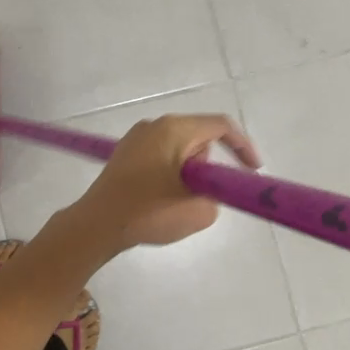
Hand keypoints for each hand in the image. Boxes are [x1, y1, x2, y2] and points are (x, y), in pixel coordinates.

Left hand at [70, 114, 261, 250]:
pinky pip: (160, 157)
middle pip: (198, 136)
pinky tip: (162, 200)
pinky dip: (170, 173)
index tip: (252, 172)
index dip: (243, 147)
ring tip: (178, 202)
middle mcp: (154, 125)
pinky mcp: (124, 154)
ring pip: (178, 149)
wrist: (97, 224)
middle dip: (209, 164)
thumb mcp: (199, 209)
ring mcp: (135, 138)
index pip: (220, 126)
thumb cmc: (149, 212)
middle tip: (206, 194)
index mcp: (174, 129)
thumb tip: (203, 187)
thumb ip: (216, 192)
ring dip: (188, 171)